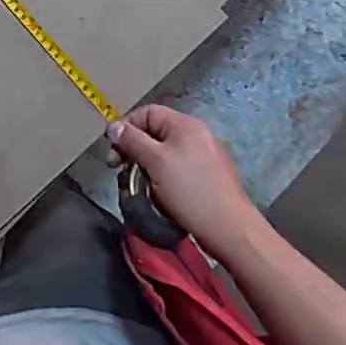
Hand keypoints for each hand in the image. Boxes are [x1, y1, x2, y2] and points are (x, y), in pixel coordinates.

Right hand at [107, 105, 263, 254]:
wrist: (232, 232)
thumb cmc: (191, 191)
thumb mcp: (155, 162)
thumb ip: (131, 140)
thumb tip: (113, 126)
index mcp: (185, 125)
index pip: (146, 113)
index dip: (126, 126)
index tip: (113, 150)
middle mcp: (196, 135)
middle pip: (154, 132)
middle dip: (133, 148)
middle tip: (119, 168)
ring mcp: (204, 156)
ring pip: (163, 152)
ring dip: (145, 164)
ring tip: (138, 183)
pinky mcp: (207, 176)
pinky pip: (176, 167)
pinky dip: (162, 175)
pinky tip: (158, 191)